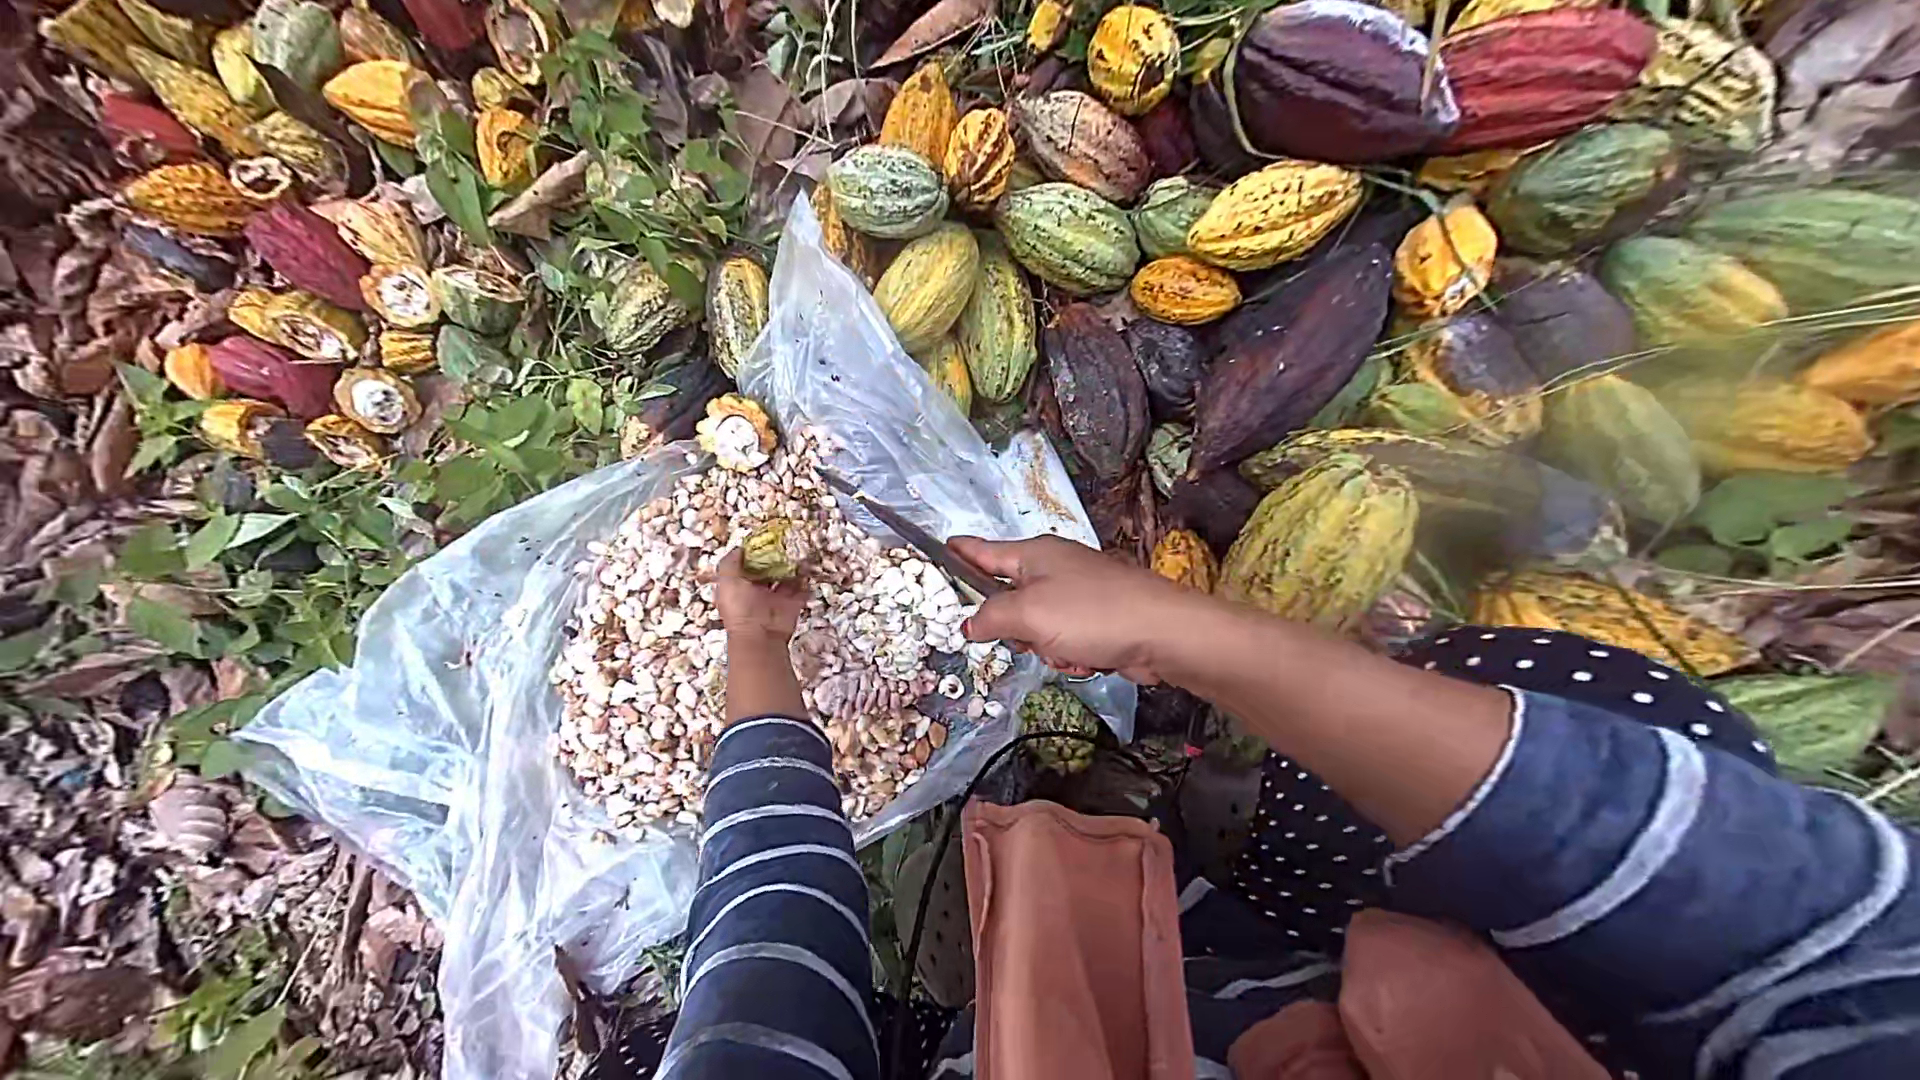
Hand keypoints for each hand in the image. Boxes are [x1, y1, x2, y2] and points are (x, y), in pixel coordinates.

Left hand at [714, 548, 807, 640]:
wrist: (761, 635)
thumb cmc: (740, 608)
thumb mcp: (727, 580)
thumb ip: (730, 562)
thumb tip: (739, 548)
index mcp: (740, 585)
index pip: (748, 564)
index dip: (755, 552)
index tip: (766, 539)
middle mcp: (758, 591)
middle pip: (769, 569)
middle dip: (777, 558)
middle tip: (786, 542)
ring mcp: (776, 598)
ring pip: (786, 577)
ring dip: (792, 566)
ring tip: (798, 551)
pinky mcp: (793, 604)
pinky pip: (802, 588)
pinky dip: (805, 579)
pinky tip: (807, 566)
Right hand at [950, 535, 1203, 683]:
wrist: (1162, 632)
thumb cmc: (1089, 613)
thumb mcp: (1028, 613)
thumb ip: (989, 617)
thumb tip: (969, 624)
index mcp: (1034, 554)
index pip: (984, 551)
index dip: (960, 552)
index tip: (939, 547)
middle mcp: (1053, 568)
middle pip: (1008, 599)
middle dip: (1014, 626)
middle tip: (1028, 635)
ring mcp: (1076, 594)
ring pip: (1034, 626)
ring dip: (1045, 646)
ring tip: (1066, 649)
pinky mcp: (1095, 618)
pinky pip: (1062, 639)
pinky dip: (1069, 653)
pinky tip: (1086, 658)